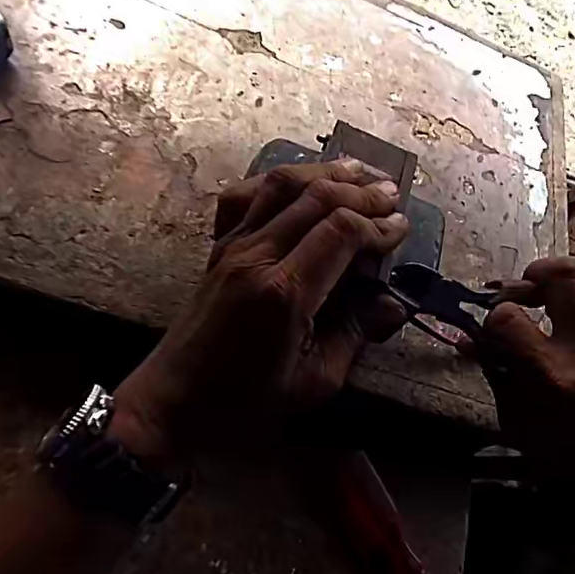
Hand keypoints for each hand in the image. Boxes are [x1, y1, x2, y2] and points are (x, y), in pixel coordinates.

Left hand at [112, 159, 410, 455]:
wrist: (172, 403)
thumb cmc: (245, 403)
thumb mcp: (315, 381)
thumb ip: (356, 335)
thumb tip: (394, 304)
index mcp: (283, 292)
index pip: (340, 233)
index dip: (377, 226)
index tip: (402, 229)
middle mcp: (255, 256)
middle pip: (315, 198)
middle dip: (361, 191)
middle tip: (393, 193)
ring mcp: (231, 246)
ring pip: (280, 185)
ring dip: (324, 172)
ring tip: (359, 170)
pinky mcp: (217, 247)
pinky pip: (244, 195)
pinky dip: (277, 179)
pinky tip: (300, 180)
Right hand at [474, 254, 574, 493]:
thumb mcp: (524, 424)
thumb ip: (497, 376)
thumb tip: (470, 341)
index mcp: (552, 373)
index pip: (508, 319)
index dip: (492, 318)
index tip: (496, 328)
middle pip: (561, 273)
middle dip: (534, 273)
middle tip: (527, 290)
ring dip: (567, 270)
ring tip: (555, 287)